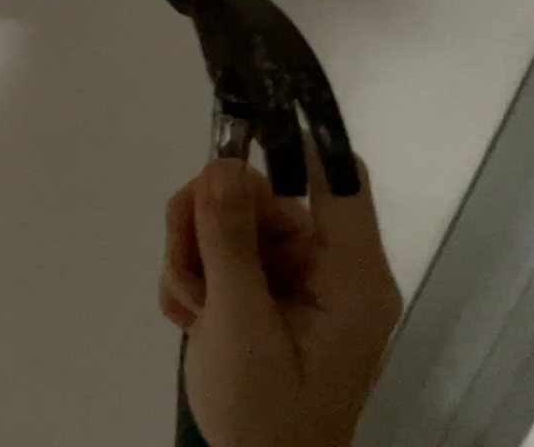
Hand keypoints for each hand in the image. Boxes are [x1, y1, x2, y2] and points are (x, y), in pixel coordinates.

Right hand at [161, 155, 402, 446]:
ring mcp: (285, 274)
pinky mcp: (254, 287)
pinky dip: (189, 276)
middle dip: (204, 224)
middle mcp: (320, 263)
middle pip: (253, 192)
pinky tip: (190, 317)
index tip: (236, 122)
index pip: (338, 178)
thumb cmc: (265, 410)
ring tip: (189, 307)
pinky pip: (210, 247)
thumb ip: (229, 243)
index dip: (296, 141)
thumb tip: (221, 161)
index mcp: (348, 275)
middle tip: (185, 271)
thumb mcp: (241, 326)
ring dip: (189, 256)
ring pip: (221, 216)